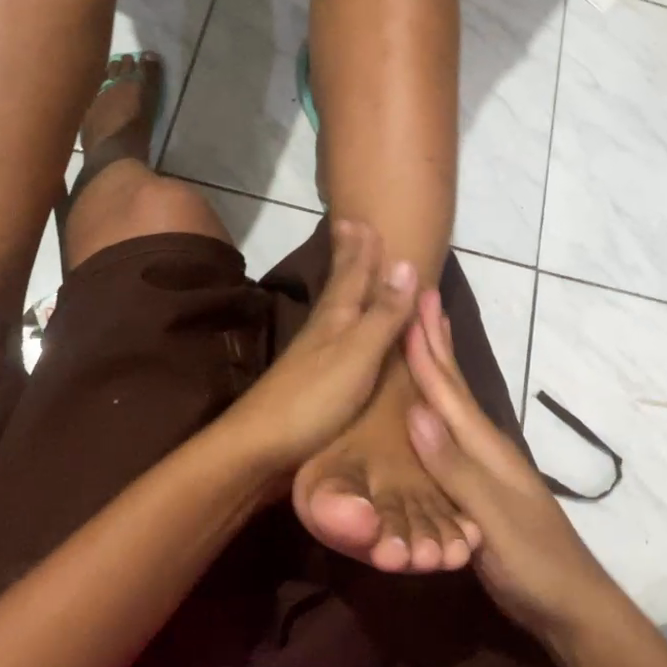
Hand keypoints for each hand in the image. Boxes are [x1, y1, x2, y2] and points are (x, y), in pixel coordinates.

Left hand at [218, 220, 418, 469]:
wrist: (259, 447)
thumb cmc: (313, 399)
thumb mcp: (357, 354)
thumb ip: (382, 314)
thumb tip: (406, 264)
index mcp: (336, 319)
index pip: (353, 274)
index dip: (362, 249)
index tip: (363, 218)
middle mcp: (324, 329)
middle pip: (339, 285)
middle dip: (350, 257)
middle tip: (350, 226)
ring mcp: (314, 355)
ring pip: (334, 307)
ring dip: (344, 283)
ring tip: (350, 265)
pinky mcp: (312, 380)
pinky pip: (334, 334)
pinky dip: (343, 319)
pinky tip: (340, 328)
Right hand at [403, 290, 619, 637]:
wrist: (574, 607)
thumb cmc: (534, 563)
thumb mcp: (492, 519)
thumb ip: (455, 468)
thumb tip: (414, 411)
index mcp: (487, 450)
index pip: (448, 391)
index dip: (428, 348)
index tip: (411, 302)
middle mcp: (486, 450)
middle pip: (455, 389)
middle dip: (436, 344)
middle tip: (420, 299)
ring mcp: (486, 471)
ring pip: (453, 409)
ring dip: (439, 371)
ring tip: (426, 340)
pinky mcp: (480, 492)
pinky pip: (451, 439)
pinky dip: (439, 413)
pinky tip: (432, 414)